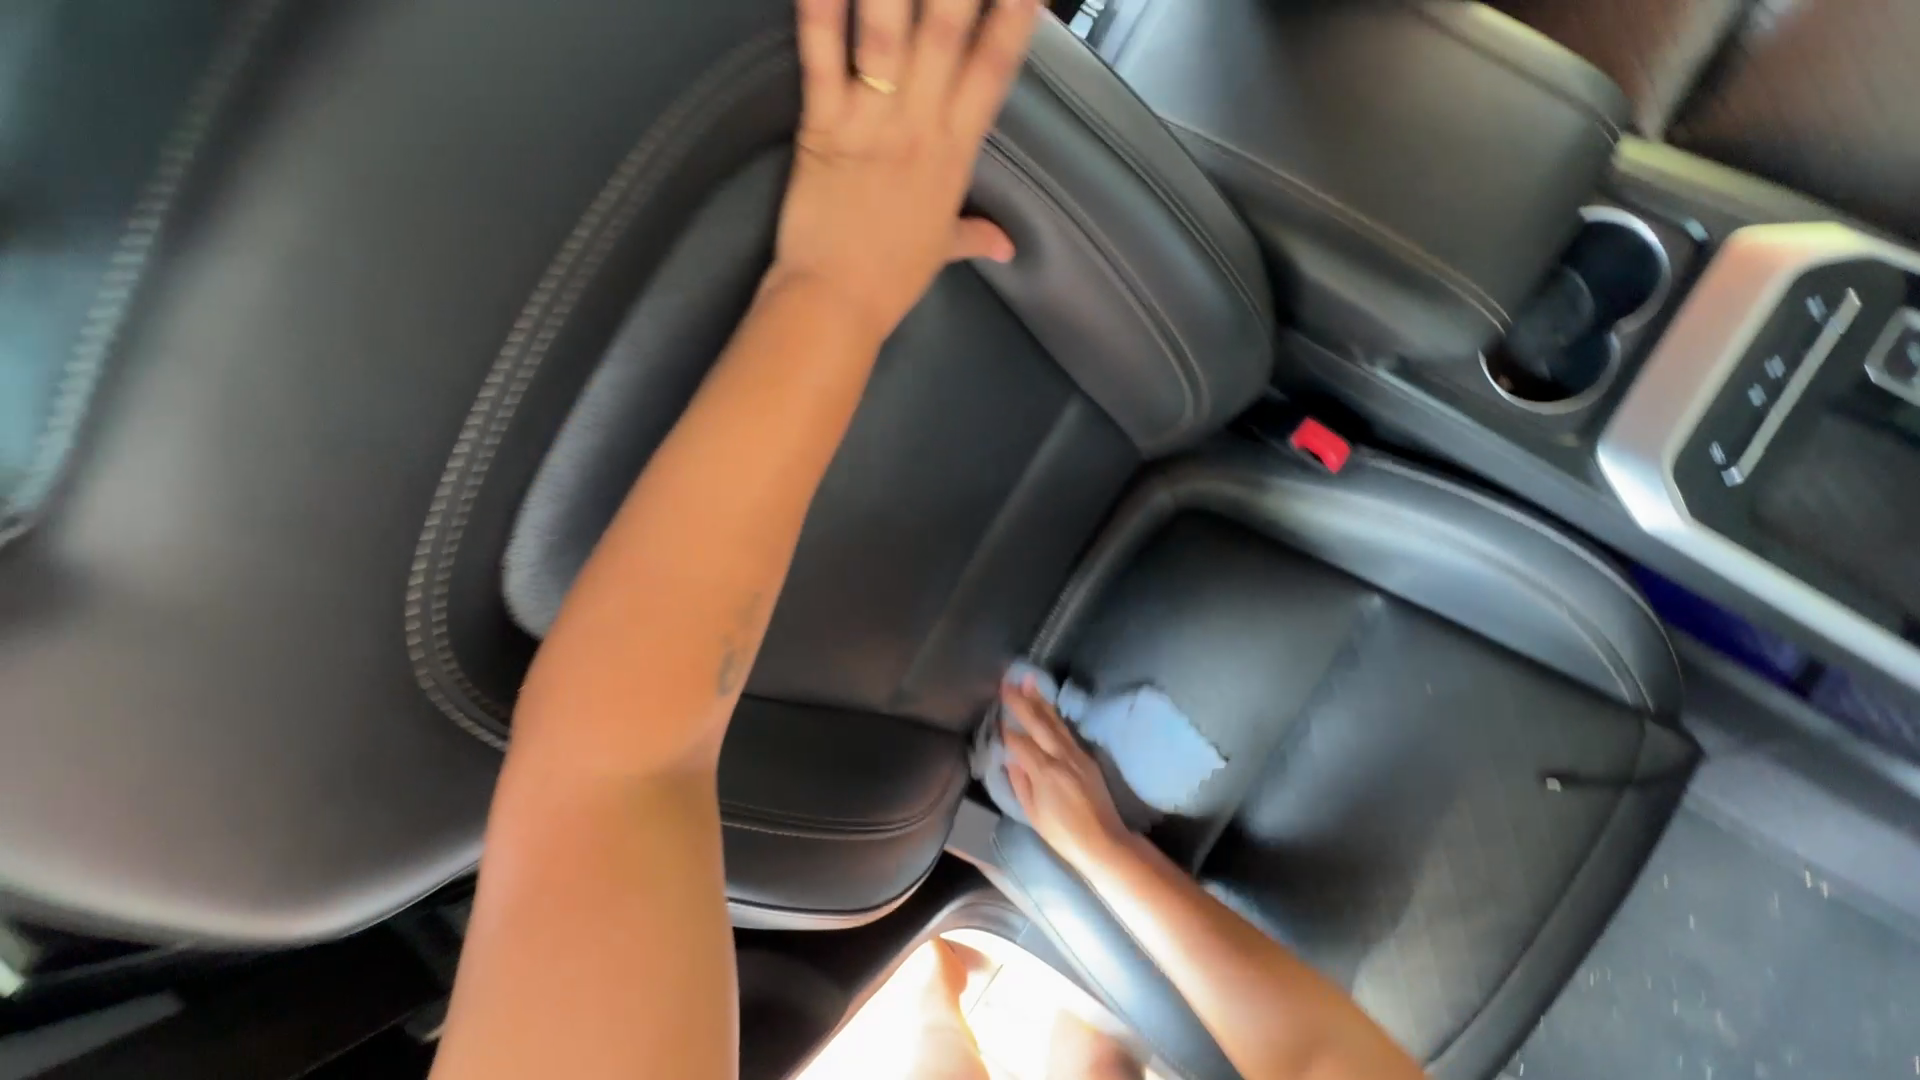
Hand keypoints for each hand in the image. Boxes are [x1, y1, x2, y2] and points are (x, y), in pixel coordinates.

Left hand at [769, 0, 1040, 341]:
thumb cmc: (890, 279)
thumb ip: (976, 235)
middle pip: (947, 34)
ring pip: (886, 34)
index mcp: (955, 154)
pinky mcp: (823, 127)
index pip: (995, 71)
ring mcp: (871, 125)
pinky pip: (821, 57)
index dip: (1015, 17)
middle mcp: (920, 128)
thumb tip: (1007, 246)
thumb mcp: (941, 251)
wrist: (836, 304)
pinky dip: (819, 11)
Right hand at [1001, 677, 1133, 870]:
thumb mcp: (1033, 814)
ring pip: (1055, 722)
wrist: (1104, 841)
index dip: (1006, 730)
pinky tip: (1048, 707)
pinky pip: (1067, 731)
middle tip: (1009, 682)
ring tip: (1030, 682)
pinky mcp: (1087, 758)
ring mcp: (1077, 755)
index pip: (1020, 743)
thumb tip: (1011, 760)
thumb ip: (1020, 783)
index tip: (995, 717)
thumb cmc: (1063, 834)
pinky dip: (1055, 716)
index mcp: (1044, 771)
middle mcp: (1061, 757)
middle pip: (1038, 723)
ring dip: (1040, 701)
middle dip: (1021, 702)